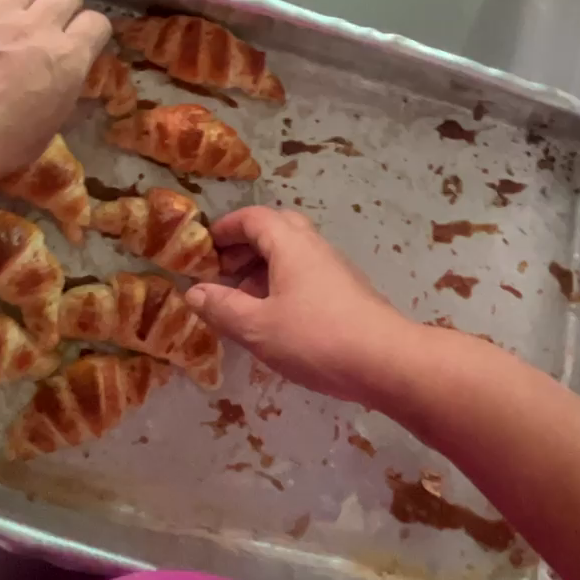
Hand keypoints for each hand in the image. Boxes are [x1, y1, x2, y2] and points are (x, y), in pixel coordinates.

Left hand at [0, 0, 110, 213]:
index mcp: (66, 56)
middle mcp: (36, 26)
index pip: (98, 22)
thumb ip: (65, 93)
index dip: (92, 34)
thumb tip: (68, 81)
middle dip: (64, 9)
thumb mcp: (49, 127)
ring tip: (15, 27)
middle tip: (52, 31)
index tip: (84, 47)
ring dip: (27, 5)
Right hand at [185, 207, 414, 404]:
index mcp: (290, 243)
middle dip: (244, 246)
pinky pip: (304, 274)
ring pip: (291, 253)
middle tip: (221, 272)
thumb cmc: (316, 337)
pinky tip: (272, 318)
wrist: (386, 361)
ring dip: (262, 267)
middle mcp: (313, 246)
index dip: (225, 227)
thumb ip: (223, 307)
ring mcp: (333, 268)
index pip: (253, 217)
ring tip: (241, 300)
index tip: (203, 246)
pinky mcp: (345, 292)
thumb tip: (193, 291)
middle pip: (275, 229)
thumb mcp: (258, 327)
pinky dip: (281, 283)